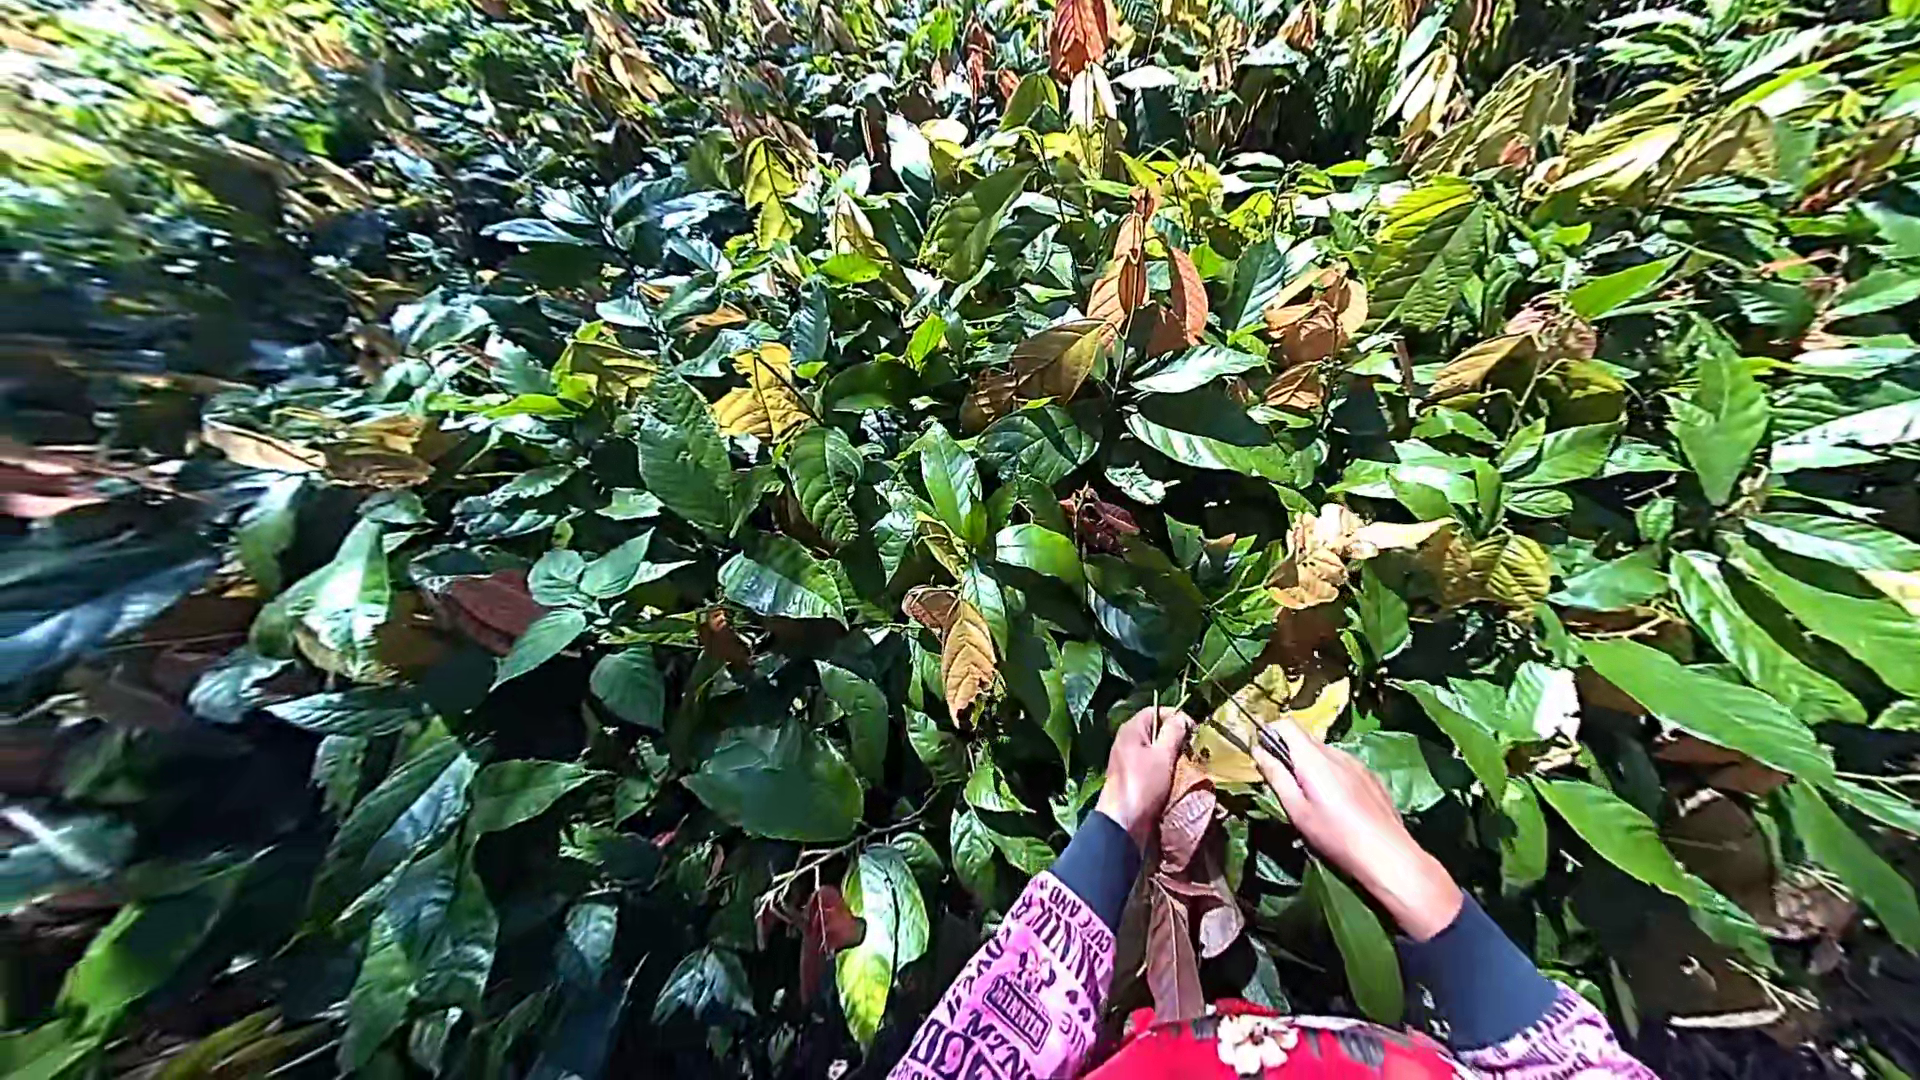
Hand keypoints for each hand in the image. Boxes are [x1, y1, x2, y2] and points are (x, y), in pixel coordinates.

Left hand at [1095, 706, 1194, 849]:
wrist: (1123, 821)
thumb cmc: (1143, 784)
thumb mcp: (1162, 756)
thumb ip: (1173, 733)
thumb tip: (1181, 718)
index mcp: (1131, 728)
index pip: (1156, 710)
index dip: (1176, 716)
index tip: (1194, 730)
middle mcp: (1127, 739)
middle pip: (1156, 728)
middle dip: (1176, 735)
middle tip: (1194, 747)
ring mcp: (1128, 757)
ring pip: (1155, 746)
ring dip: (1172, 752)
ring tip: (1188, 761)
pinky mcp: (1132, 774)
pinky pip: (1152, 762)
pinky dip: (1165, 765)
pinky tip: (1176, 774)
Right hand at [1253, 714, 1462, 940]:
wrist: (1392, 859)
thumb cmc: (1337, 836)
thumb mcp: (1297, 810)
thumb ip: (1275, 776)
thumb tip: (1257, 751)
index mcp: (1313, 758)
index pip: (1286, 724)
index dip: (1270, 733)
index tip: (1265, 755)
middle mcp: (1336, 753)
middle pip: (1304, 737)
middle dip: (1289, 751)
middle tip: (1285, 781)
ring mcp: (1357, 764)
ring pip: (1324, 751)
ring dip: (1311, 764)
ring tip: (1313, 796)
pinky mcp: (1372, 777)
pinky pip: (1343, 764)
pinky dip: (1332, 773)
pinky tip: (1337, 802)